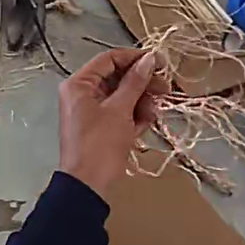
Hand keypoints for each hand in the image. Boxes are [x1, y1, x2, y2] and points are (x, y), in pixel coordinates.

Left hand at [58, 48, 169, 200]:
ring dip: (142, 102)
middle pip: (118, 78)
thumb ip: (135, 82)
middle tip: (164, 88)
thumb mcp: (120, 110)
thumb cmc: (99, 144)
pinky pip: (121, 113)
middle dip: (142, 84)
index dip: (135, 58)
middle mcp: (83, 94)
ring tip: (154, 112)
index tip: (159, 62)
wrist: (88, 185)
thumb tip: (150, 58)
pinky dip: (135, 116)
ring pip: (123, 97)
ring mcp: (92, 112)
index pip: (109, 60)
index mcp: (79, 85)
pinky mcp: (102, 128)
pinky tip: (147, 122)